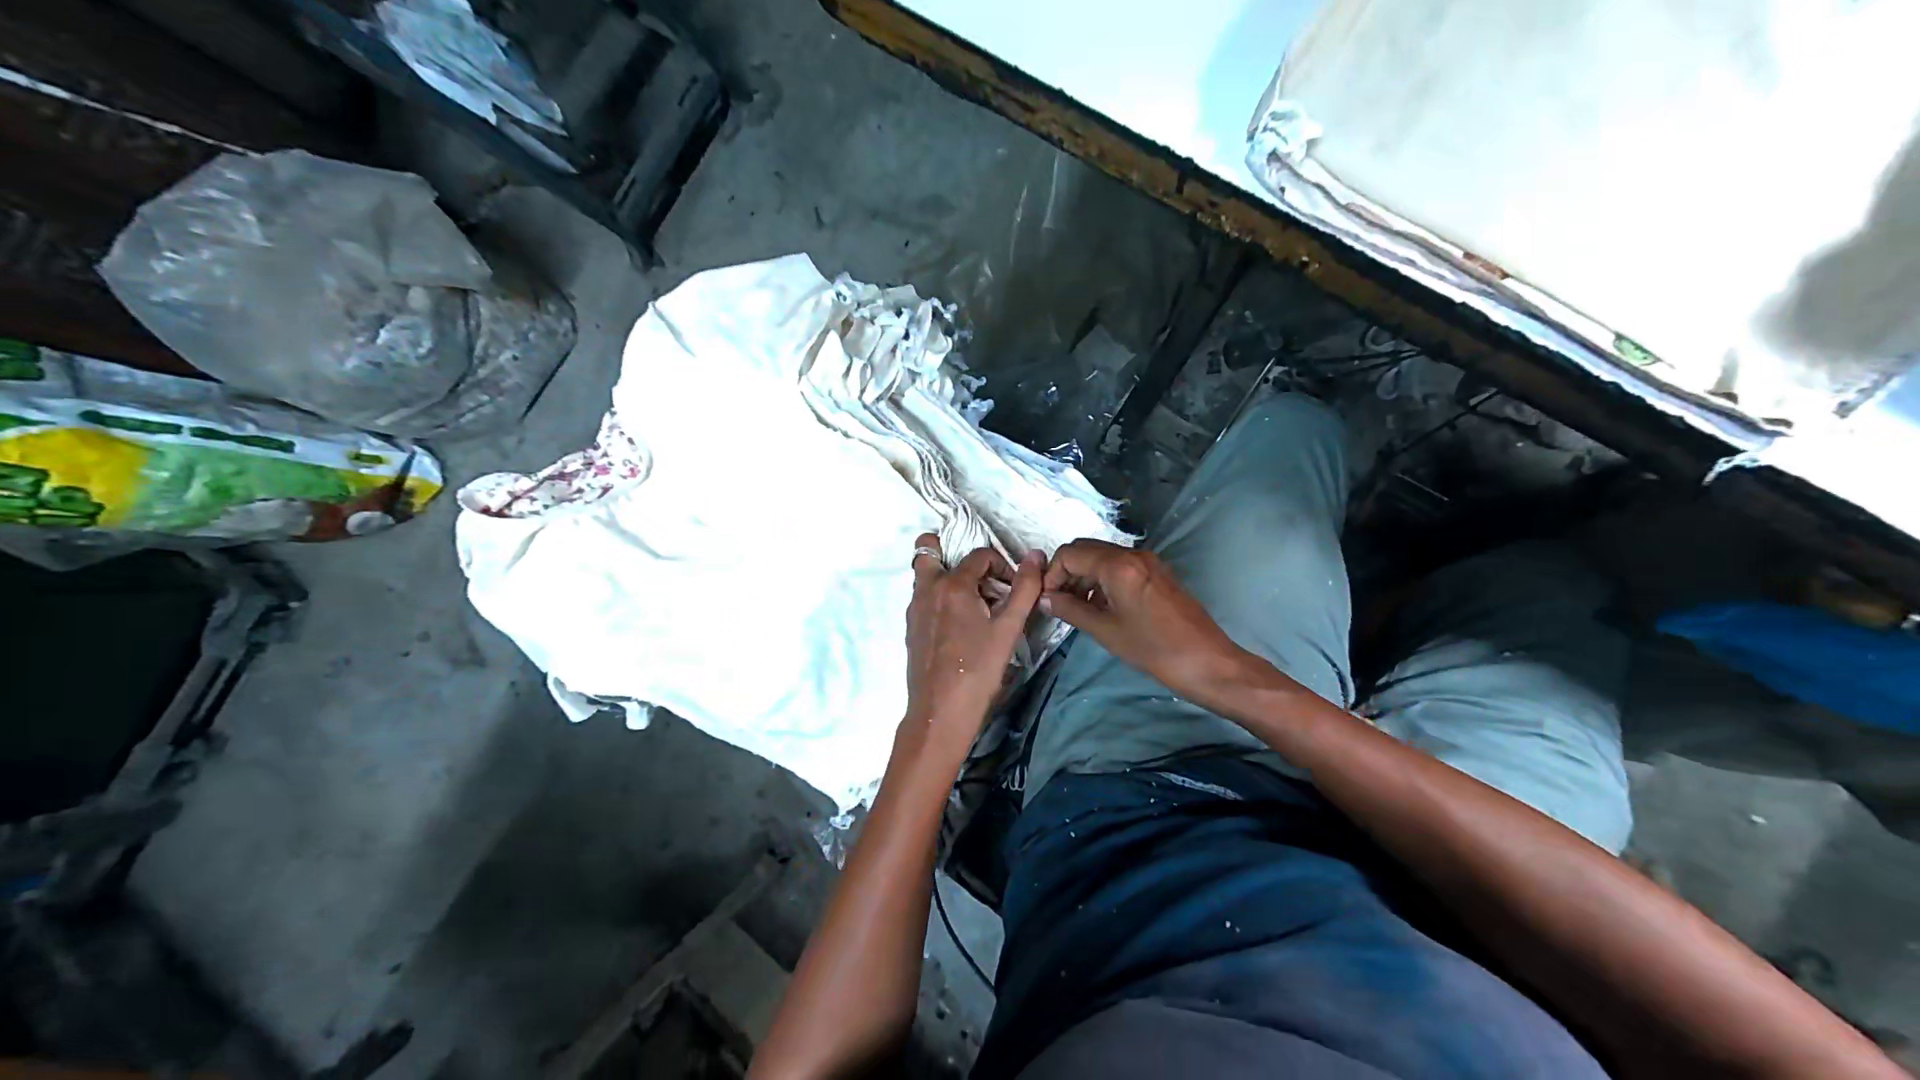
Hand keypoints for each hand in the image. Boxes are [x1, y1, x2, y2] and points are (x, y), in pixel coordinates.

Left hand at [903, 533, 1043, 765]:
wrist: (941, 712)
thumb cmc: (978, 670)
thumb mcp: (1008, 628)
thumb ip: (1024, 589)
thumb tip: (1035, 555)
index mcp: (952, 584)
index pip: (980, 555)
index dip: (1003, 566)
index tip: (1014, 590)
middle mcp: (927, 589)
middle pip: (929, 550)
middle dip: (954, 552)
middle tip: (981, 579)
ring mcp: (915, 609)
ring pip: (924, 575)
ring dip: (946, 575)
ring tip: (973, 601)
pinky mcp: (912, 628)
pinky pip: (923, 598)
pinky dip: (939, 597)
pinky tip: (960, 624)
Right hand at [1041, 539, 1261, 701]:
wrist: (1208, 662)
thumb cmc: (1154, 649)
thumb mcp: (1106, 631)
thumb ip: (1071, 610)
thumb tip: (1044, 599)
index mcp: (1118, 565)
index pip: (1070, 554)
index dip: (1052, 574)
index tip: (1046, 599)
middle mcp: (1133, 554)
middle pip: (1085, 550)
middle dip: (1066, 572)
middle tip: (1057, 602)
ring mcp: (1148, 561)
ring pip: (1102, 557)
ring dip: (1084, 576)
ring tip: (1076, 608)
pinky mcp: (1158, 573)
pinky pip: (1120, 566)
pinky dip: (1103, 580)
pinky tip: (1100, 606)